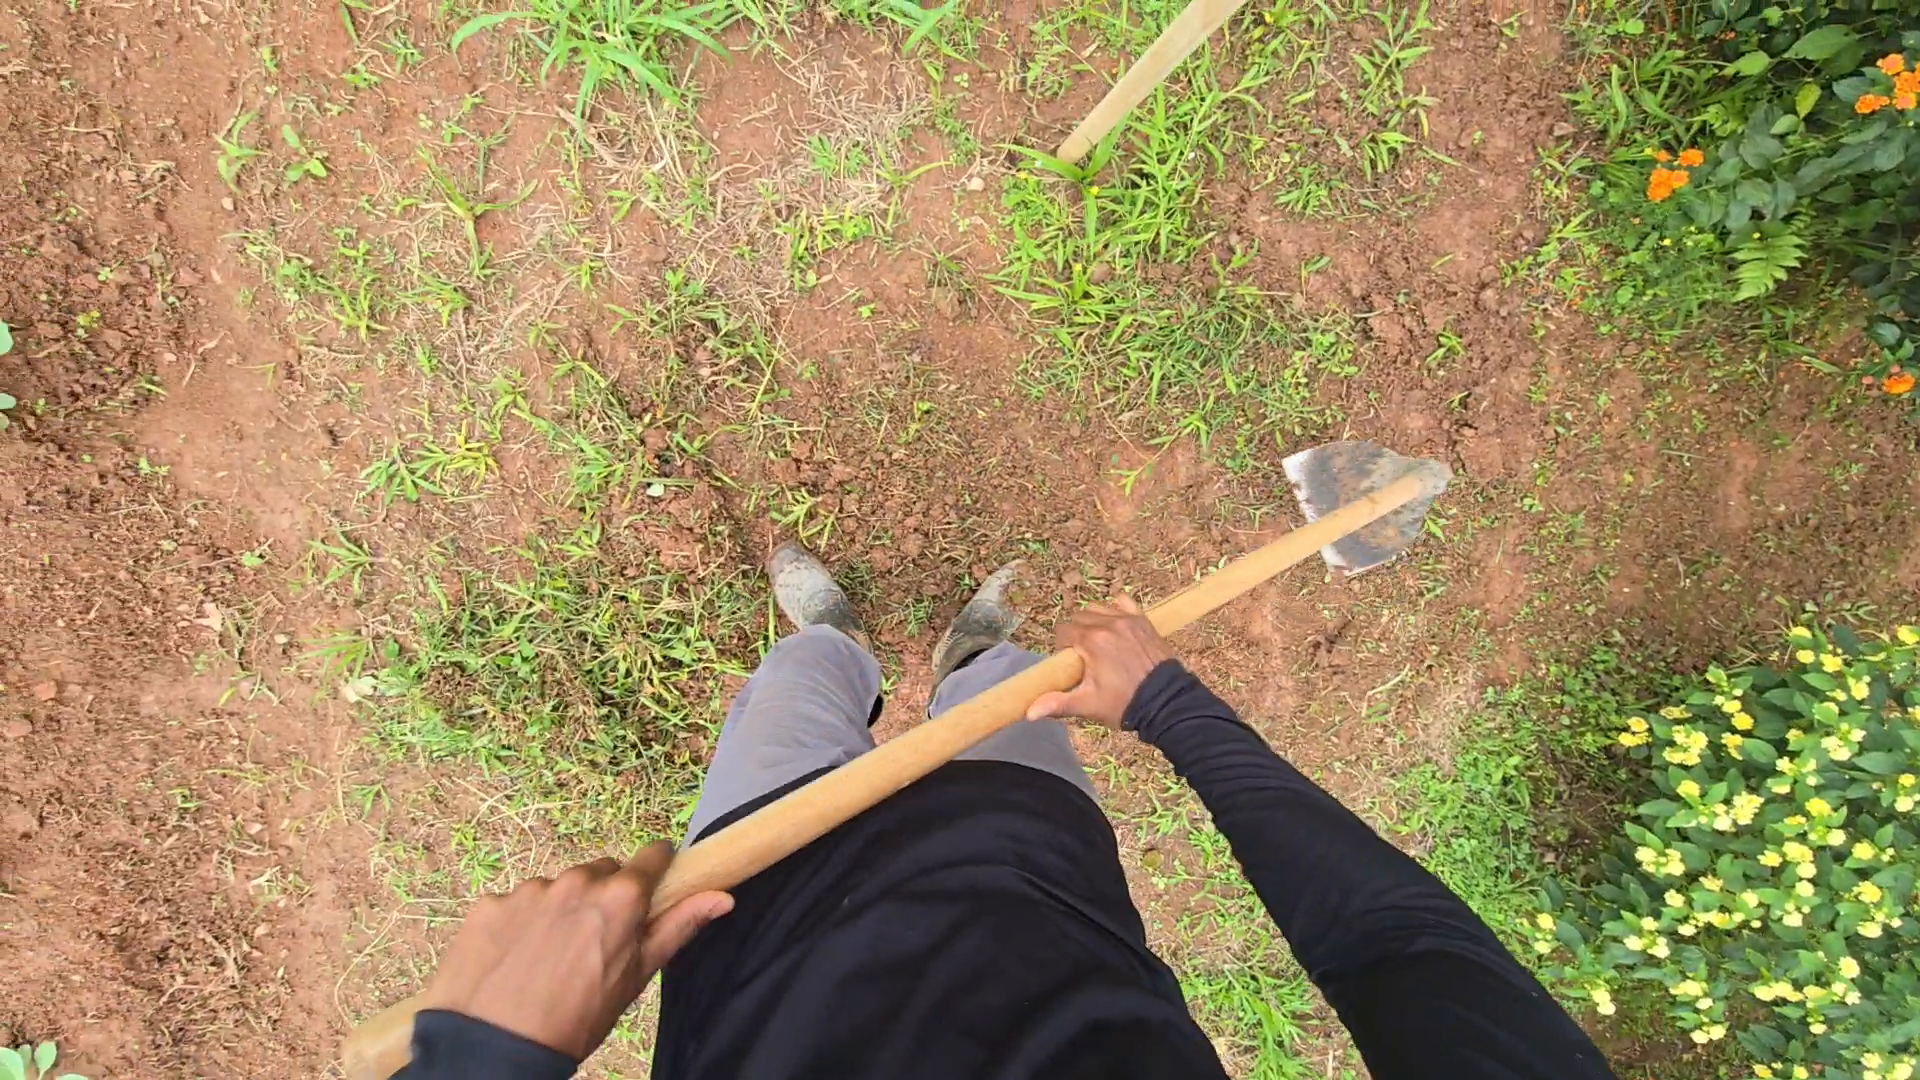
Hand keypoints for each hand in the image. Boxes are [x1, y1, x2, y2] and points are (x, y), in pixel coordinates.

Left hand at [422, 842, 732, 1058]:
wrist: (486, 1059)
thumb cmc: (576, 1020)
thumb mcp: (635, 978)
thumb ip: (678, 927)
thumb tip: (724, 897)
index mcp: (622, 894)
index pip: (654, 855)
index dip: (654, 873)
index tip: (647, 895)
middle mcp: (579, 879)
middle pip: (604, 872)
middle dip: (604, 896)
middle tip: (592, 940)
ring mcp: (530, 889)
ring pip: (559, 887)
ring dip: (560, 909)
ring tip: (546, 956)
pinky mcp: (489, 904)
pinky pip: (514, 903)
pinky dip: (517, 924)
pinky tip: (510, 960)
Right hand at [1026, 595, 1173, 729]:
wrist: (1166, 703)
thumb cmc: (1124, 704)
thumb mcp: (1088, 705)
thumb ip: (1057, 704)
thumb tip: (1029, 713)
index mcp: (1091, 641)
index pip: (1062, 631)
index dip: (1063, 648)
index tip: (1072, 665)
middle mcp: (1107, 623)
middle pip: (1078, 618)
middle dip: (1076, 635)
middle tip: (1086, 658)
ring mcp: (1127, 619)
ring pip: (1098, 608)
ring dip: (1093, 622)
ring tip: (1100, 644)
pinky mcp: (1142, 621)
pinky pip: (1123, 602)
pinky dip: (1115, 609)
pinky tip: (1116, 626)